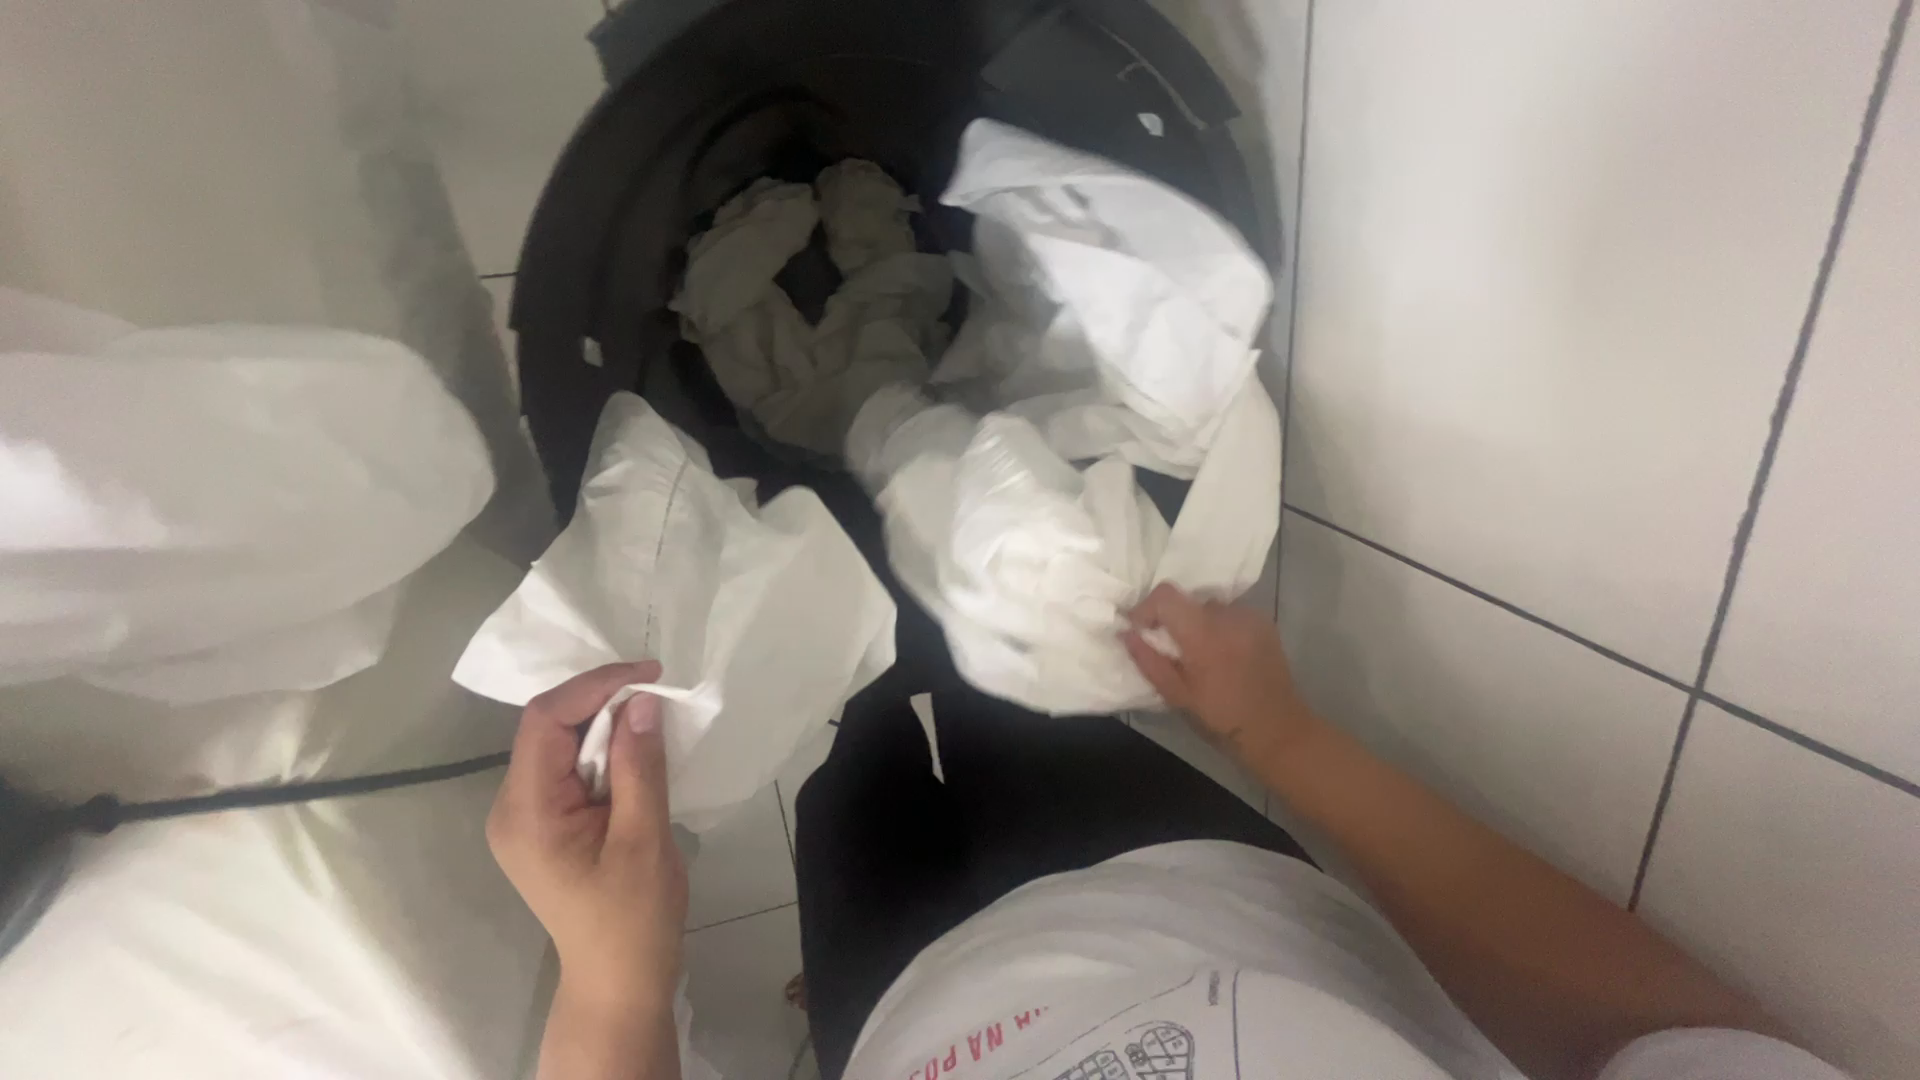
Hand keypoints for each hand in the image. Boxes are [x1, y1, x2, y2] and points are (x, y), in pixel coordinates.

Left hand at [488, 662, 687, 1012]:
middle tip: (659, 692)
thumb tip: (642, 701)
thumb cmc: (633, 915)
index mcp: (526, 812)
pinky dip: (606, 746)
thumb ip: (641, 766)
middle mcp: (512, 808)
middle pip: (547, 726)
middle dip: (603, 700)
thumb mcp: (644, 837)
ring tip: (655, 715)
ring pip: (560, 742)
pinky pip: (570, 764)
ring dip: (607, 722)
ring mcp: (526, 816)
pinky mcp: (547, 822)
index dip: (595, 685)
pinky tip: (639, 746)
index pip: (544, 720)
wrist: (620, 976)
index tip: (651, 674)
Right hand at [1121, 583, 1320, 764]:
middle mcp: (1228, 616)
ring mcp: (1250, 616)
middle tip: (1173, 649)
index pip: (1166, 595)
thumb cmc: (1222, 717)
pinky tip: (1224, 653)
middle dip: (1174, 620)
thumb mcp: (1176, 695)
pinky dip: (1219, 626)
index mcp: (1204, 635)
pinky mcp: (1264, 621)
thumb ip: (1148, 660)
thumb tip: (1126, 633)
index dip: (1147, 607)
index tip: (1143, 629)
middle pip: (1187, 600)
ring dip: (1197, 623)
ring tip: (1201, 654)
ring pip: (1208, 606)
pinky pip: (1229, 613)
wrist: (1277, 729)